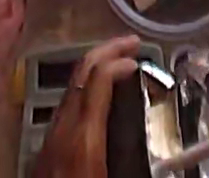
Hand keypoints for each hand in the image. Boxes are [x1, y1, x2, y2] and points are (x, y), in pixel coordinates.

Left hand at [32, 35, 140, 177]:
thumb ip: (134, 165)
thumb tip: (159, 164)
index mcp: (84, 135)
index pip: (98, 78)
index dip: (118, 59)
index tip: (138, 57)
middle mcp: (65, 125)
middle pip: (83, 69)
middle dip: (108, 49)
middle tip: (132, 42)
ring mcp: (53, 130)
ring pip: (74, 80)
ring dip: (98, 64)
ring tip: (119, 60)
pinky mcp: (48, 141)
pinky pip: (69, 97)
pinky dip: (88, 82)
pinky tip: (100, 92)